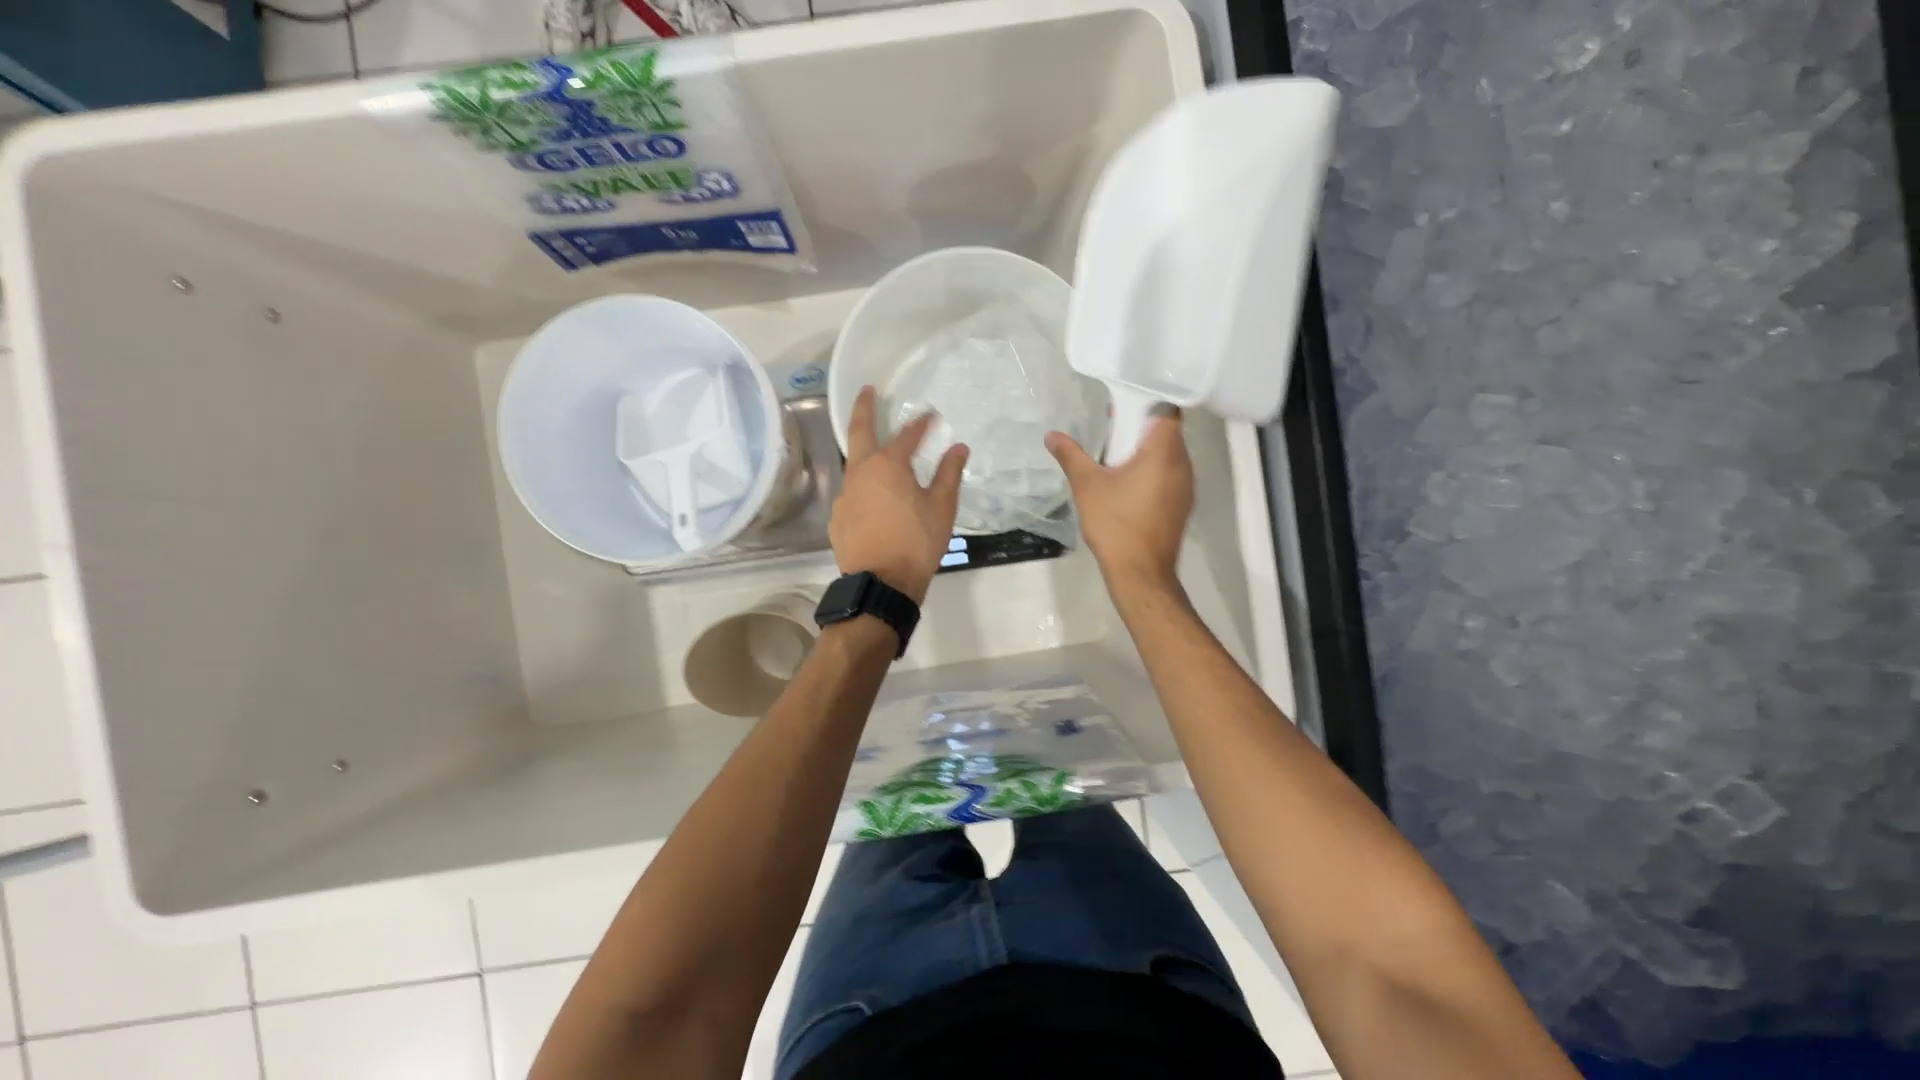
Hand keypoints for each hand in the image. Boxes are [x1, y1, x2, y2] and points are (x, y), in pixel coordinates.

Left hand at [831, 386, 967, 603]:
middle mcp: (861, 472)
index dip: (922, 423)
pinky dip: (865, 488)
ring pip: (856, 465)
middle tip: (867, 390)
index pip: (907, 434)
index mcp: (889, 465)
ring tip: (880, 456)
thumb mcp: (941, 508)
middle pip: (859, 431)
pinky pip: (853, 493)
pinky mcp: (837, 517)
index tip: (932, 415)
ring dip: (867, 455)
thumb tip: (959, 448)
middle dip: (864, 408)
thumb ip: (949, 474)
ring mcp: (844, 494)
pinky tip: (876, 500)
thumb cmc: (916, 543)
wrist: (880, 584)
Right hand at [1046, 404, 1192, 593]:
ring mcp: (1186, 487)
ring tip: (1117, 454)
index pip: (1169, 410)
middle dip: (1142, 426)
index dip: (1149, 401)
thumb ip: (1071, 455)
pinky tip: (1128, 483)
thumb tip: (1052, 435)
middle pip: (1168, 432)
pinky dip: (1153, 471)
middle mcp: (1183, 464)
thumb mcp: (1087, 486)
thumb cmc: (1116, 524)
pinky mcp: (1182, 505)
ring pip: (1170, 455)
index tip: (1126, 402)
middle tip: (1114, 426)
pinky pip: (1170, 475)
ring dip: (1147, 451)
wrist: (1140, 574)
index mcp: (1164, 452)